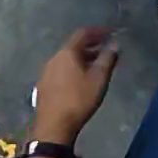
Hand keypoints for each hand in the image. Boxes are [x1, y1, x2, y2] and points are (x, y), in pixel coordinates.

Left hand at [32, 28, 118, 143]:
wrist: (53, 127)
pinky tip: (79, 81)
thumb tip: (114, 45)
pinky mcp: (43, 86)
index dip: (98, 31)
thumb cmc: (79, 100)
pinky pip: (60, 70)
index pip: (83, 34)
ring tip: (94, 66)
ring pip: (66, 59)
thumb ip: (107, 59)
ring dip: (81, 59)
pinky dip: (72, 69)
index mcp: (67, 53)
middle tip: (104, 50)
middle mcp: (54, 58)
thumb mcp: (99, 79)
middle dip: (90, 46)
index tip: (110, 33)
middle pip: (73, 46)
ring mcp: (46, 72)